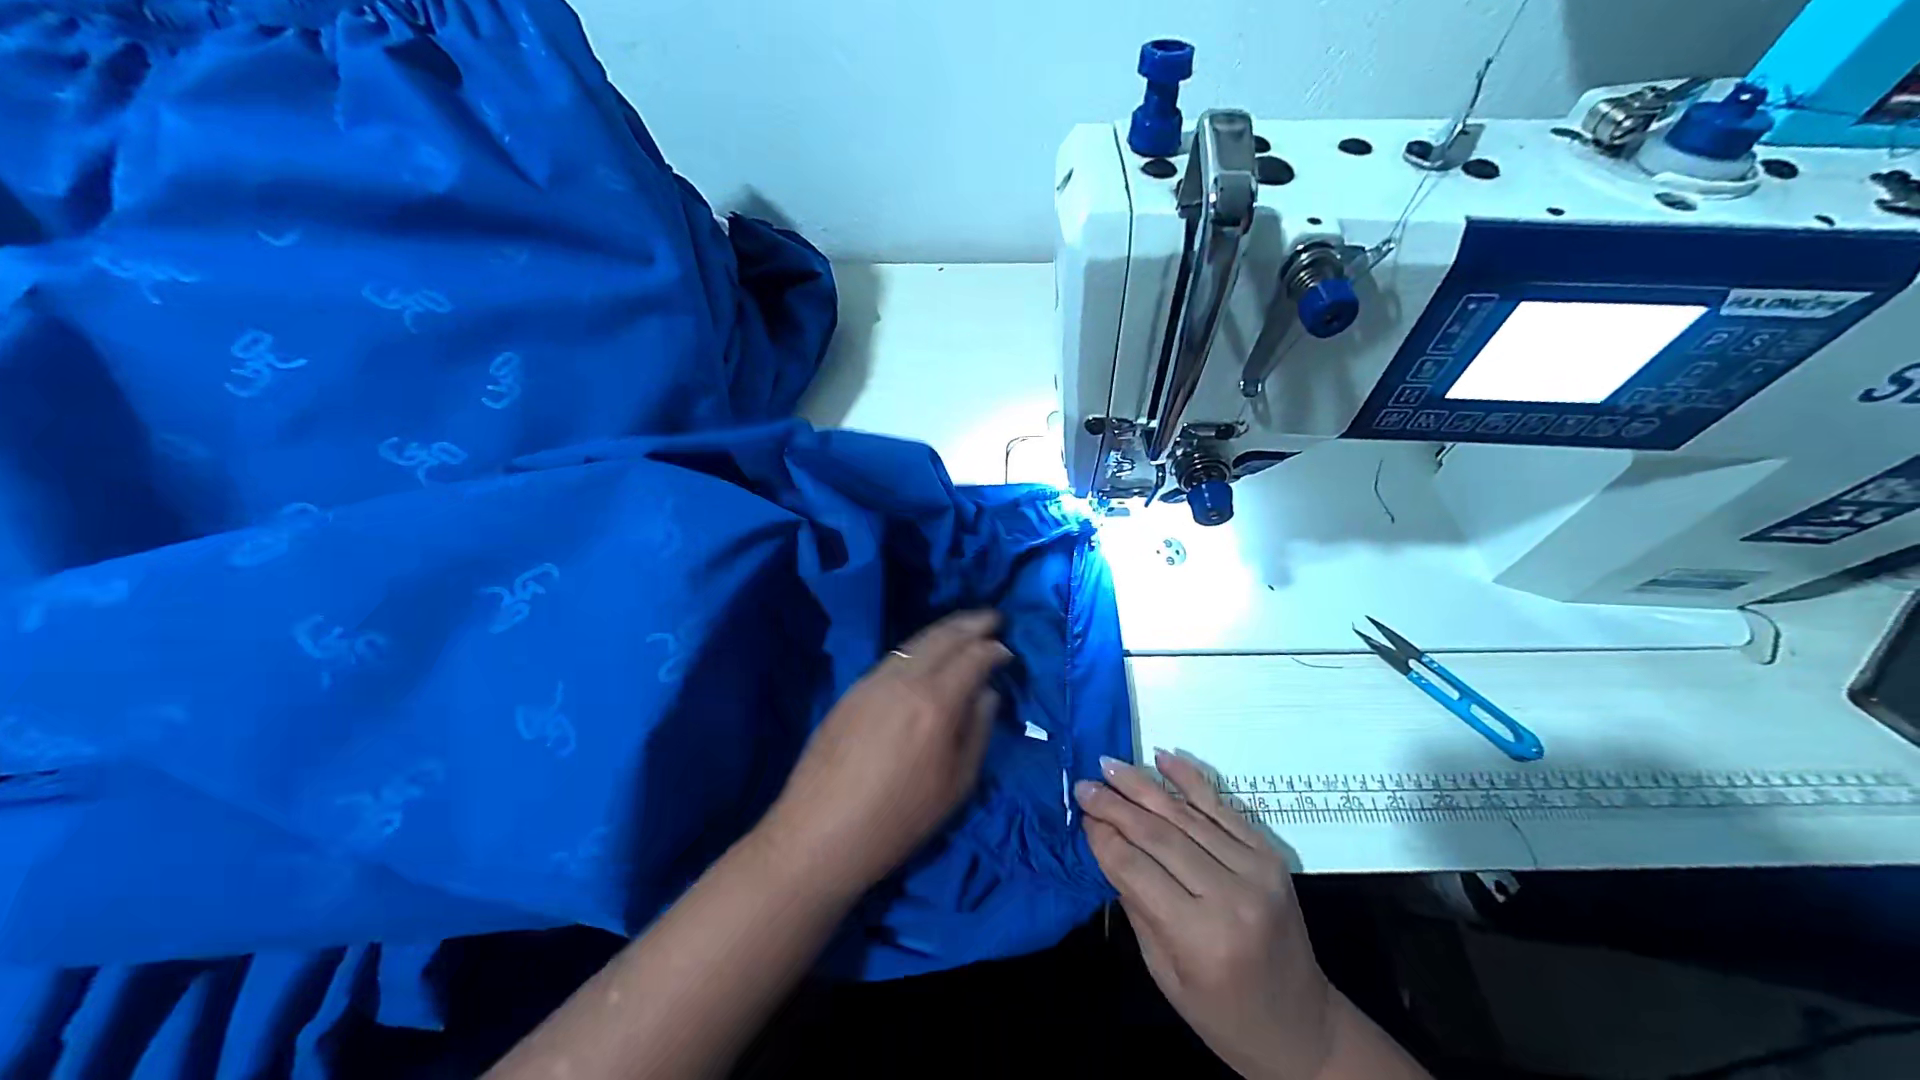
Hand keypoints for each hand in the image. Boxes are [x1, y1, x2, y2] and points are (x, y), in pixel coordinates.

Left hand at [761, 610, 1010, 893]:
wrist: (819, 832)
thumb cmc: (898, 820)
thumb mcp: (955, 785)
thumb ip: (977, 731)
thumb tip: (987, 693)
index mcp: (935, 703)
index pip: (972, 658)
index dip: (993, 650)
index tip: (1007, 649)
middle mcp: (904, 680)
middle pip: (943, 637)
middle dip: (971, 623)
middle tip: (993, 617)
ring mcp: (873, 681)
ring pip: (914, 643)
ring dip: (943, 630)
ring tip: (963, 627)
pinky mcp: (851, 690)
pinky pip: (893, 658)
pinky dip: (917, 648)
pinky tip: (924, 655)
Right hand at [1076, 751, 1335, 1079]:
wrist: (1302, 1026)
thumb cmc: (1223, 1015)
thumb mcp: (1164, 972)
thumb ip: (1136, 903)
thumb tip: (1104, 841)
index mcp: (1200, 937)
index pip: (1136, 868)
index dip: (1104, 837)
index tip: (1080, 813)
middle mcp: (1231, 895)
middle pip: (1159, 835)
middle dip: (1115, 805)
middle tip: (1085, 784)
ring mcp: (1256, 870)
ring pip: (1186, 815)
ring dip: (1143, 785)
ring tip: (1109, 765)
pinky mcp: (1270, 855)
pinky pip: (1223, 808)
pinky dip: (1191, 780)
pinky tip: (1163, 759)